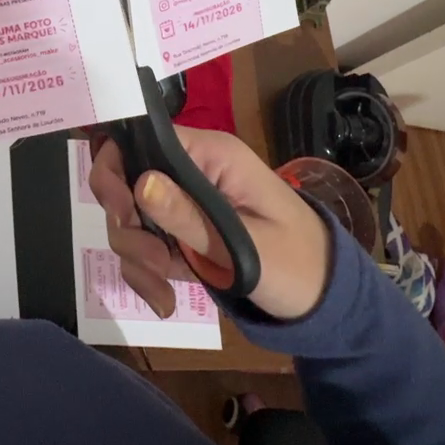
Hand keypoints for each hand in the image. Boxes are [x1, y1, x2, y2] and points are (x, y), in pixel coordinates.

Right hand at [89, 125, 329, 320]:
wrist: (328, 306)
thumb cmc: (300, 266)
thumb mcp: (246, 246)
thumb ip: (190, 216)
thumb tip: (140, 182)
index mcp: (210, 156)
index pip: (142, 138)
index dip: (116, 168)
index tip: (120, 212)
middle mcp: (190, 170)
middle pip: (124, 179)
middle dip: (126, 224)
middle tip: (151, 259)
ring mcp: (182, 202)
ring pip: (128, 217)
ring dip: (136, 256)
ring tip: (164, 290)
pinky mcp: (179, 232)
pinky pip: (141, 244)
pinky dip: (144, 273)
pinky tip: (164, 299)